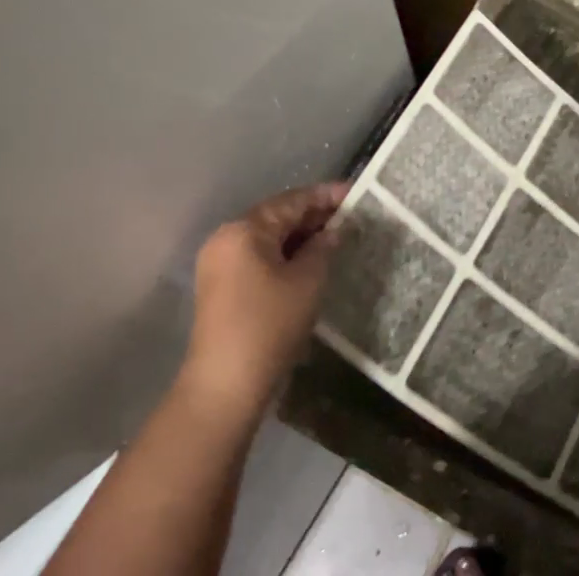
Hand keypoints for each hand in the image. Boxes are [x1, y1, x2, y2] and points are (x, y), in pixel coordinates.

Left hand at [177, 183, 347, 414]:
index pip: (292, 201)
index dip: (326, 196)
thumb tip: (333, 231)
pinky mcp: (221, 288)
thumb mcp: (308, 281)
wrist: (226, 383)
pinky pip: (259, 258)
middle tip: (352, 217)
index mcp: (244, 230)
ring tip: (338, 238)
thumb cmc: (270, 324)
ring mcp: (220, 264)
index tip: (358, 194)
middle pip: (276, 216)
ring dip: (301, 237)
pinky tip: (311, 263)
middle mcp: (226, 239)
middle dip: (314, 216)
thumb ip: (323, 247)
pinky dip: (286, 255)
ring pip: (268, 238)